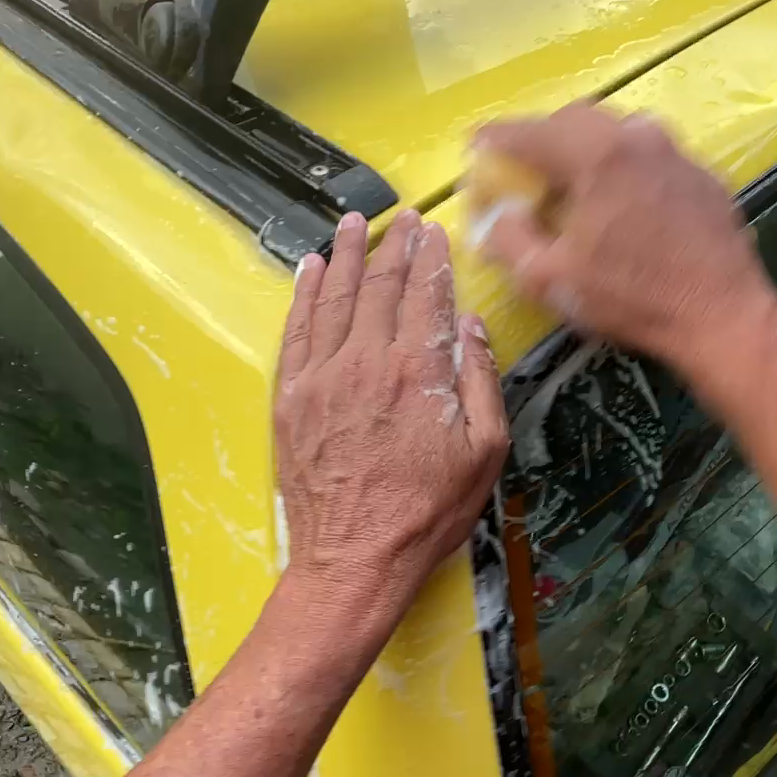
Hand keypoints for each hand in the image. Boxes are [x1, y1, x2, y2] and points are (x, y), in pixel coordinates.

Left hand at [274, 210, 509, 635]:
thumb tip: (470, 324)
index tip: (435, 231)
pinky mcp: (291, 396)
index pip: (426, 295)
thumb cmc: (429, 510)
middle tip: (402, 219)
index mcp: (419, 370)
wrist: (354, 557)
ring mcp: (322, 375)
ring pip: (334, 297)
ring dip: (346, 254)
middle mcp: (367, 359)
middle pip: (380, 286)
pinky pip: (297, 330)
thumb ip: (480, 380)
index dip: (432, 258)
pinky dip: (304, 294)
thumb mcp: (485, 452)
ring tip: (355, 223)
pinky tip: (310, 269)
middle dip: (394, 246)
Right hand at [472, 102, 776, 369]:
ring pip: (616, 131)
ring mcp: (675, 150)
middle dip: (541, 140)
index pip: (528, 132)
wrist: (721, 314)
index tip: (476, 149)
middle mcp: (637, 136)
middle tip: (525, 172)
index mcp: (595, 155)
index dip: (495, 141)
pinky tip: (624, 203)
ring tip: (574, 185)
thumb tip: (491, 215)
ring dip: (585, 149)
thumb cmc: (632, 299)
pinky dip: (623, 166)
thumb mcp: (553, 280)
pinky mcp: (701, 173)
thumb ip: (509, 240)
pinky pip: (649, 154)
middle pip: (574, 119)